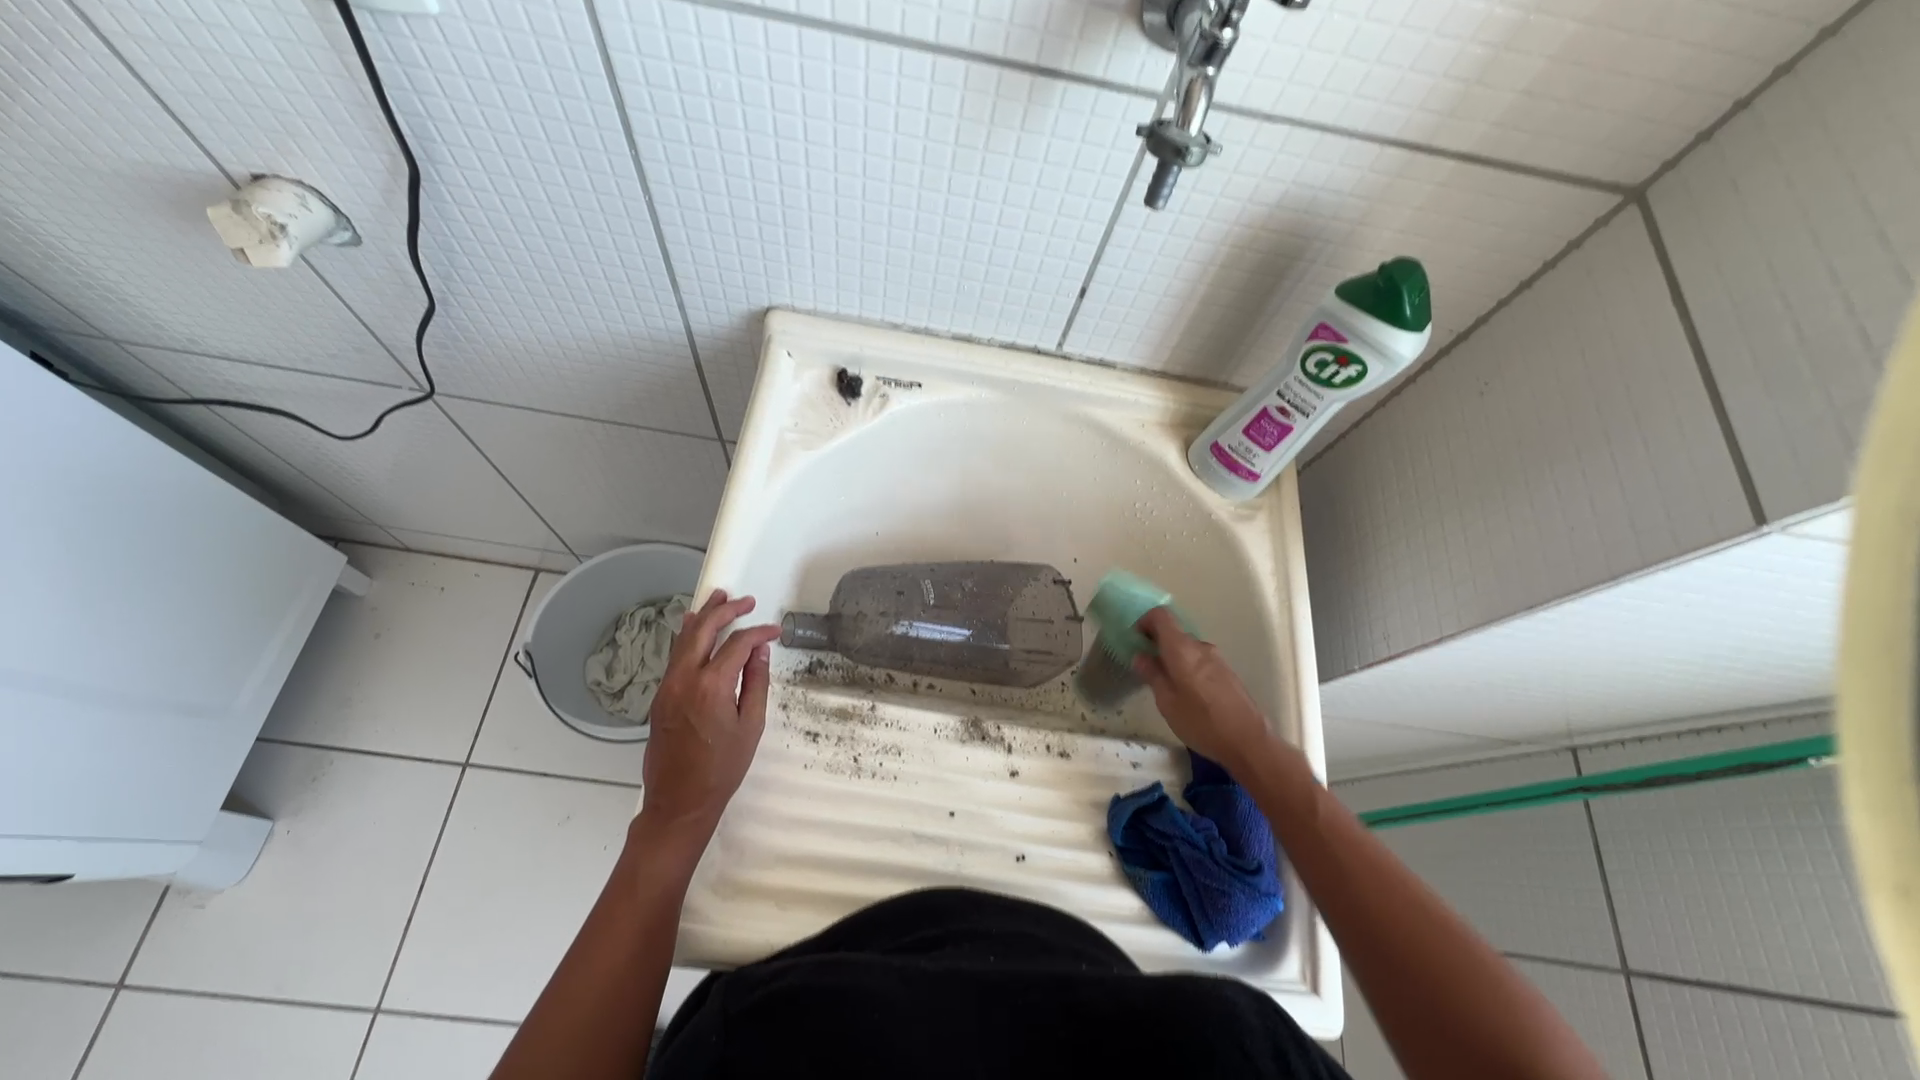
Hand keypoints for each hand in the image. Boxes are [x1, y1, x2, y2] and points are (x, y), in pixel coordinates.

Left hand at [639, 590, 781, 842]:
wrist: (679, 801)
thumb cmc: (722, 769)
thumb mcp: (751, 726)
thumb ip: (756, 683)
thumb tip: (760, 652)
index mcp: (712, 686)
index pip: (737, 644)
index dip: (759, 633)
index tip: (775, 631)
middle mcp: (684, 679)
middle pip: (704, 630)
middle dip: (725, 610)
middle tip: (745, 600)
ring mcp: (667, 686)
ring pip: (683, 639)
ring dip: (703, 616)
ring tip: (718, 599)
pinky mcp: (660, 696)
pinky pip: (675, 656)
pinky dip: (688, 637)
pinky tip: (696, 630)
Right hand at [1132, 607, 1275, 774]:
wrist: (1248, 740)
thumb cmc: (1201, 722)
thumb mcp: (1167, 702)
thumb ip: (1153, 675)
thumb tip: (1140, 656)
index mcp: (1182, 649)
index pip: (1161, 616)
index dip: (1144, 622)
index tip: (1135, 641)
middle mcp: (1200, 647)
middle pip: (1174, 632)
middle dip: (1156, 643)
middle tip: (1144, 666)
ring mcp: (1216, 658)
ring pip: (1187, 647)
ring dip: (1172, 656)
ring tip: (1164, 683)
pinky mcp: (1226, 672)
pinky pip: (1199, 659)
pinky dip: (1186, 666)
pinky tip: (1185, 692)